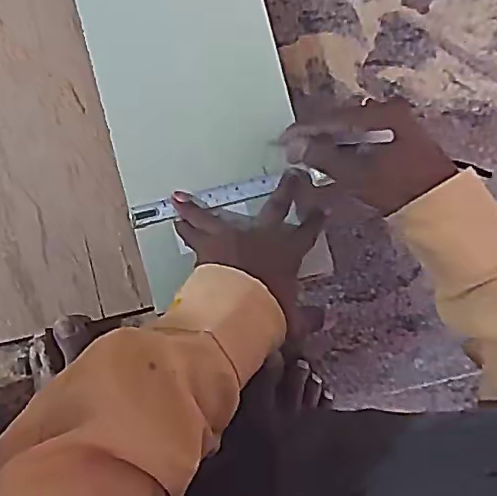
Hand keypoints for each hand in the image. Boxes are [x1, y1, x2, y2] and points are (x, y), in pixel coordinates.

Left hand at [173, 170, 325, 336]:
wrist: (236, 302)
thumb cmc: (268, 308)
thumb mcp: (292, 319)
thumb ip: (306, 318)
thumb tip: (320, 318)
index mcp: (289, 251)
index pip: (307, 231)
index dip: (314, 221)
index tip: (320, 209)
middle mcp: (263, 234)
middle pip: (277, 206)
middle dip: (287, 190)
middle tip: (292, 176)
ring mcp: (234, 233)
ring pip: (222, 213)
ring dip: (207, 204)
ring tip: (195, 194)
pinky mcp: (208, 240)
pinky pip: (193, 226)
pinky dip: (185, 220)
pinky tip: (176, 210)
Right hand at [280, 98, 457, 215]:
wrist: (442, 208)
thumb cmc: (400, 187)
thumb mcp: (357, 173)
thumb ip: (322, 156)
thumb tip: (294, 146)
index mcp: (382, 113)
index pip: (332, 117)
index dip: (304, 129)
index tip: (282, 140)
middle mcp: (389, 114)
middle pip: (341, 122)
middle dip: (315, 136)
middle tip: (293, 150)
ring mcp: (395, 129)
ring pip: (350, 133)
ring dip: (328, 146)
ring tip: (308, 159)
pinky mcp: (398, 144)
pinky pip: (362, 143)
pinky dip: (344, 153)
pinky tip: (330, 166)